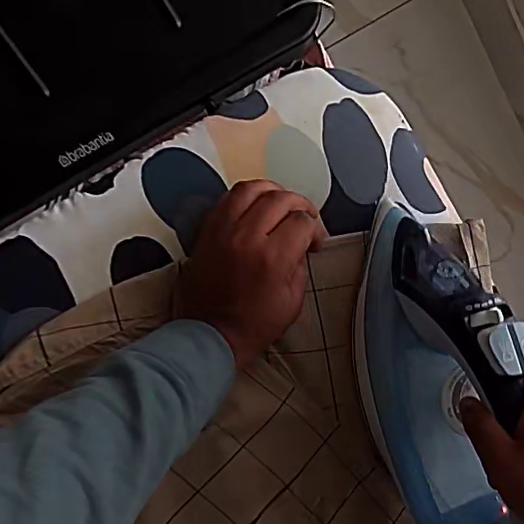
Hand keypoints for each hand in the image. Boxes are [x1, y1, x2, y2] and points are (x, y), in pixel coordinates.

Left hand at [175, 180, 327, 367]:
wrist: (211, 335)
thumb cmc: (250, 326)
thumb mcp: (292, 302)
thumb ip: (300, 267)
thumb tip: (301, 245)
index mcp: (272, 258)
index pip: (302, 222)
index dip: (315, 229)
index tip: (315, 240)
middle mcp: (247, 238)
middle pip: (281, 199)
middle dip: (300, 204)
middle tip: (305, 218)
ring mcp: (224, 231)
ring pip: (251, 188)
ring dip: (272, 191)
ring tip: (280, 202)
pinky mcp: (208, 232)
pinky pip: (227, 199)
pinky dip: (245, 197)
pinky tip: (254, 207)